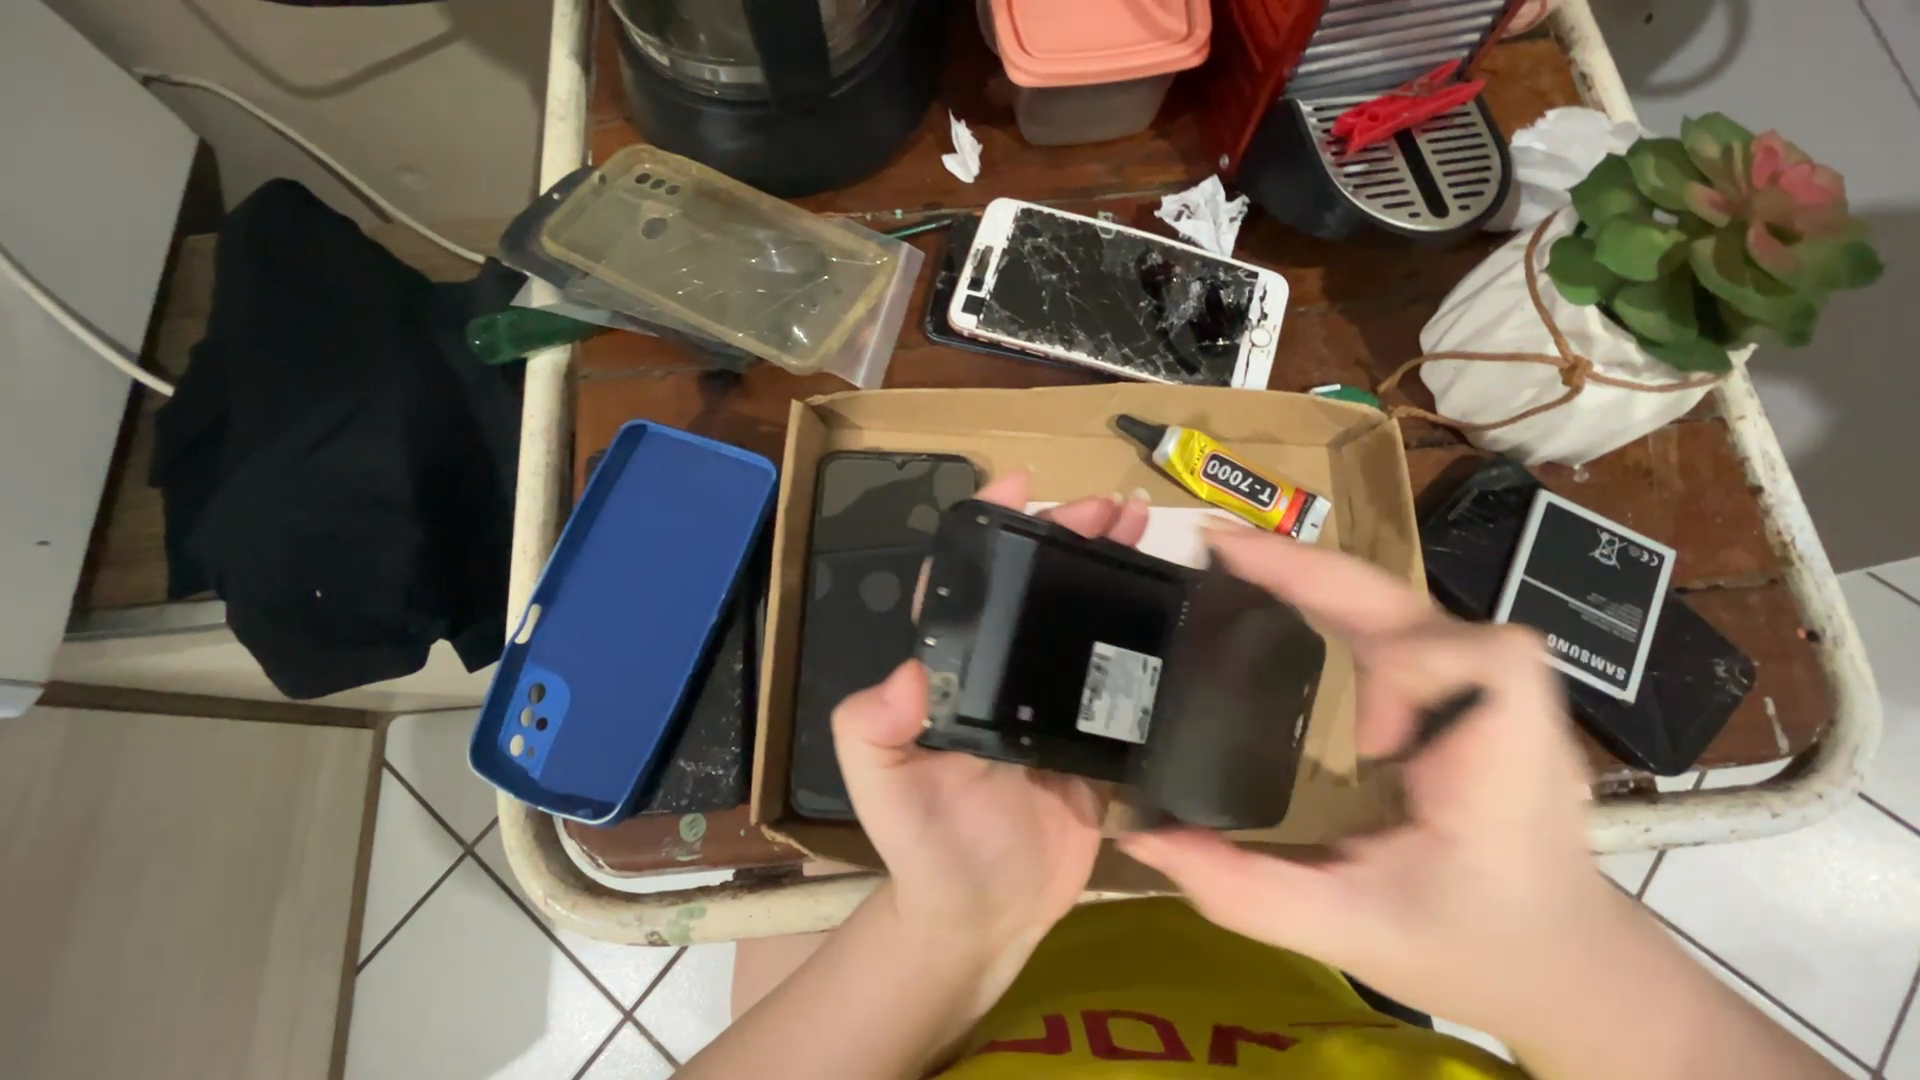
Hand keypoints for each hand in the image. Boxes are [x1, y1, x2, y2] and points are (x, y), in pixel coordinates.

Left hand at [832, 473, 1149, 954]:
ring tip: (1147, 531)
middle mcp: (1000, 672)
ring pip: (1080, 619)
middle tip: (1112, 508)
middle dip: (1068, 538)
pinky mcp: (1095, 733)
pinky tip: (1172, 607)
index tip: (1022, 486)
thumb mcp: (883, 789)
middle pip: (1034, 589)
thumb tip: (903, 672)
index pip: (964, 584)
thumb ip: (873, 730)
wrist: (990, 915)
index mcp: (951, 671)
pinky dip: (1144, 635)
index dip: (988, 529)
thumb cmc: (928, 847)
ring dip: (1109, 571)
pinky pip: (1121, 675)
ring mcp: (1051, 700)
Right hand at [1119, 525, 1608, 1038]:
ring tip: (1235, 566)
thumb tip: (1145, 838)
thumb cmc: (1477, 948)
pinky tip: (1281, 607)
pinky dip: (1329, 602)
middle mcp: (1499, 708)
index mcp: (1501, 770)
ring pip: (1400, 599)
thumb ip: (1249, 893)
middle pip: (1416, 602)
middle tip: (1220, 550)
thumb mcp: (1356, 933)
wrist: (1563, 959)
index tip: (1369, 742)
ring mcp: (1477, 688)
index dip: (1417, 666)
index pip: (1490, 661)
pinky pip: (1390, 621)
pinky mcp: (1450, 686)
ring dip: (1316, 579)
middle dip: (1315, 570)